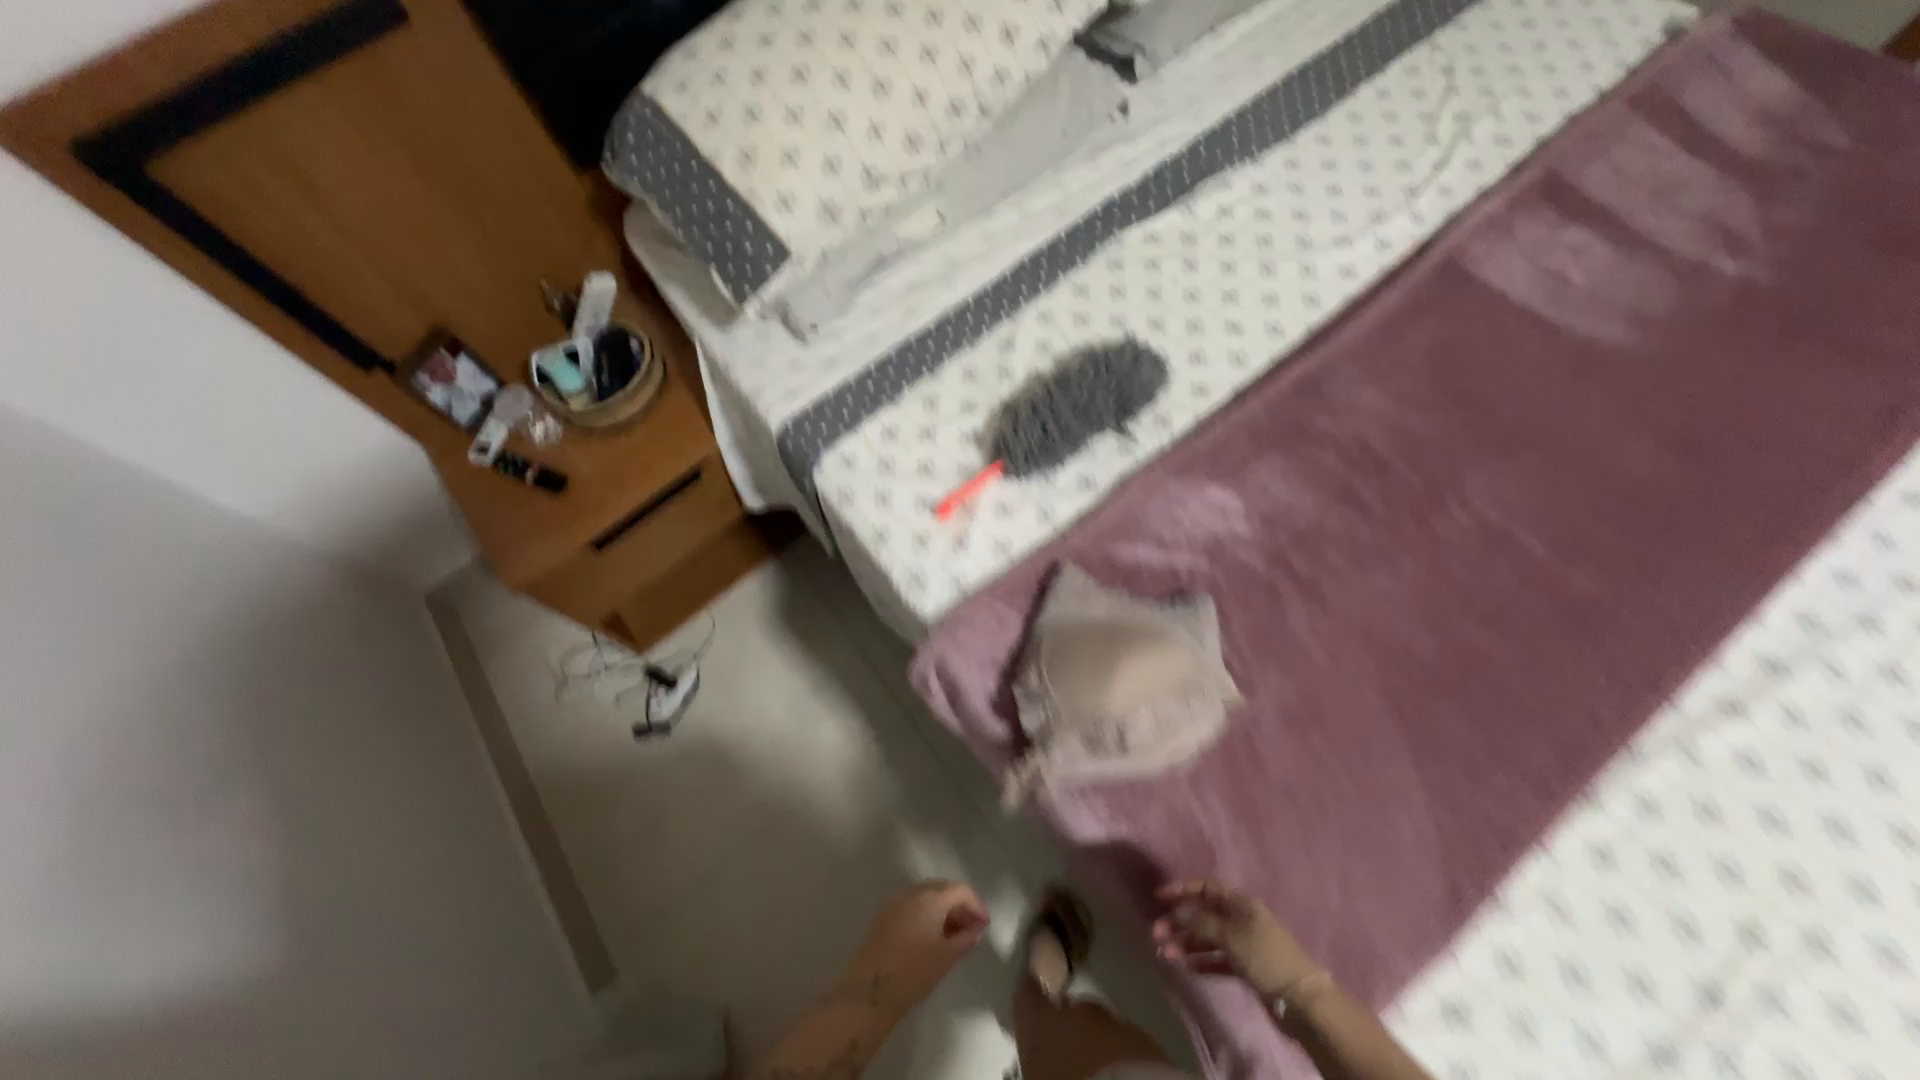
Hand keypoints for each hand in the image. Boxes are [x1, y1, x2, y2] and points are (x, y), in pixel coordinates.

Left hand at [838, 881, 989, 1014]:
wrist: (869, 992)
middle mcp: (911, 893)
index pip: (960, 890)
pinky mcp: (882, 918)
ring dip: (942, 911)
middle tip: (972, 929)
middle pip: (942, 890)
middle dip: (959, 906)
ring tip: (954, 936)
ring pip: (925, 898)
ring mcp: (893, 904)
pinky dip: (925, 916)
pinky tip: (931, 938)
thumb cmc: (914, 972)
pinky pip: (911, 907)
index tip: (985, 925)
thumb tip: (974, 931)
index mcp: (930, 898)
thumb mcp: (947, 957)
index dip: (976, 905)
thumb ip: (965, 939)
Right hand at [1152, 879, 1320, 999]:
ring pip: (1208, 938)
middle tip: (1156, 934)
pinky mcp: (1246, 966)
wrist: (1300, 1000)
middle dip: (1179, 921)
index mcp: (1241, 903)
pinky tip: (1187, 967)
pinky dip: (1202, 961)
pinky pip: (1217, 959)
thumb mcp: (1231, 936)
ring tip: (1166, 955)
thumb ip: (1202, 922)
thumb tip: (1178, 909)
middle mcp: (1241, 919)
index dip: (1183, 889)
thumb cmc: (1264, 957)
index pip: (1207, 887)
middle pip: (1204, 914)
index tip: (1159, 898)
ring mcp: (1244, 943)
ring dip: (1186, 943)